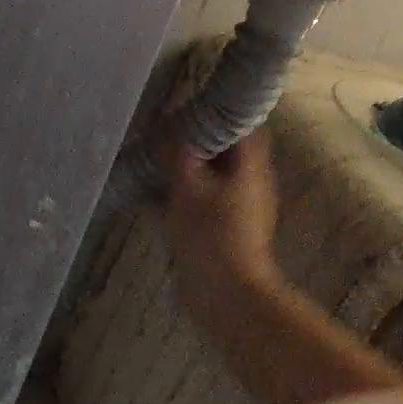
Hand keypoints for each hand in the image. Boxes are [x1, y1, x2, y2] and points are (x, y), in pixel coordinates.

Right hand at [161, 126, 282, 332]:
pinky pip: (201, 204)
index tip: (188, 108)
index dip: (219, 113)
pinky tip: (152, 197)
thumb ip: (178, 155)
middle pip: (225, 153)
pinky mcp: (221, 234)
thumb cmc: (211, 236)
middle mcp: (249, 185)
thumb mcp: (189, 189)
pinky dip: (180, 196)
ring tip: (151, 163)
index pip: (243, 126)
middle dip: (195, 142)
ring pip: (210, 179)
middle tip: (161, 135)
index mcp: (250, 168)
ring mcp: (236, 211)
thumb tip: (167, 129)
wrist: (225, 295)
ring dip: (184, 170)